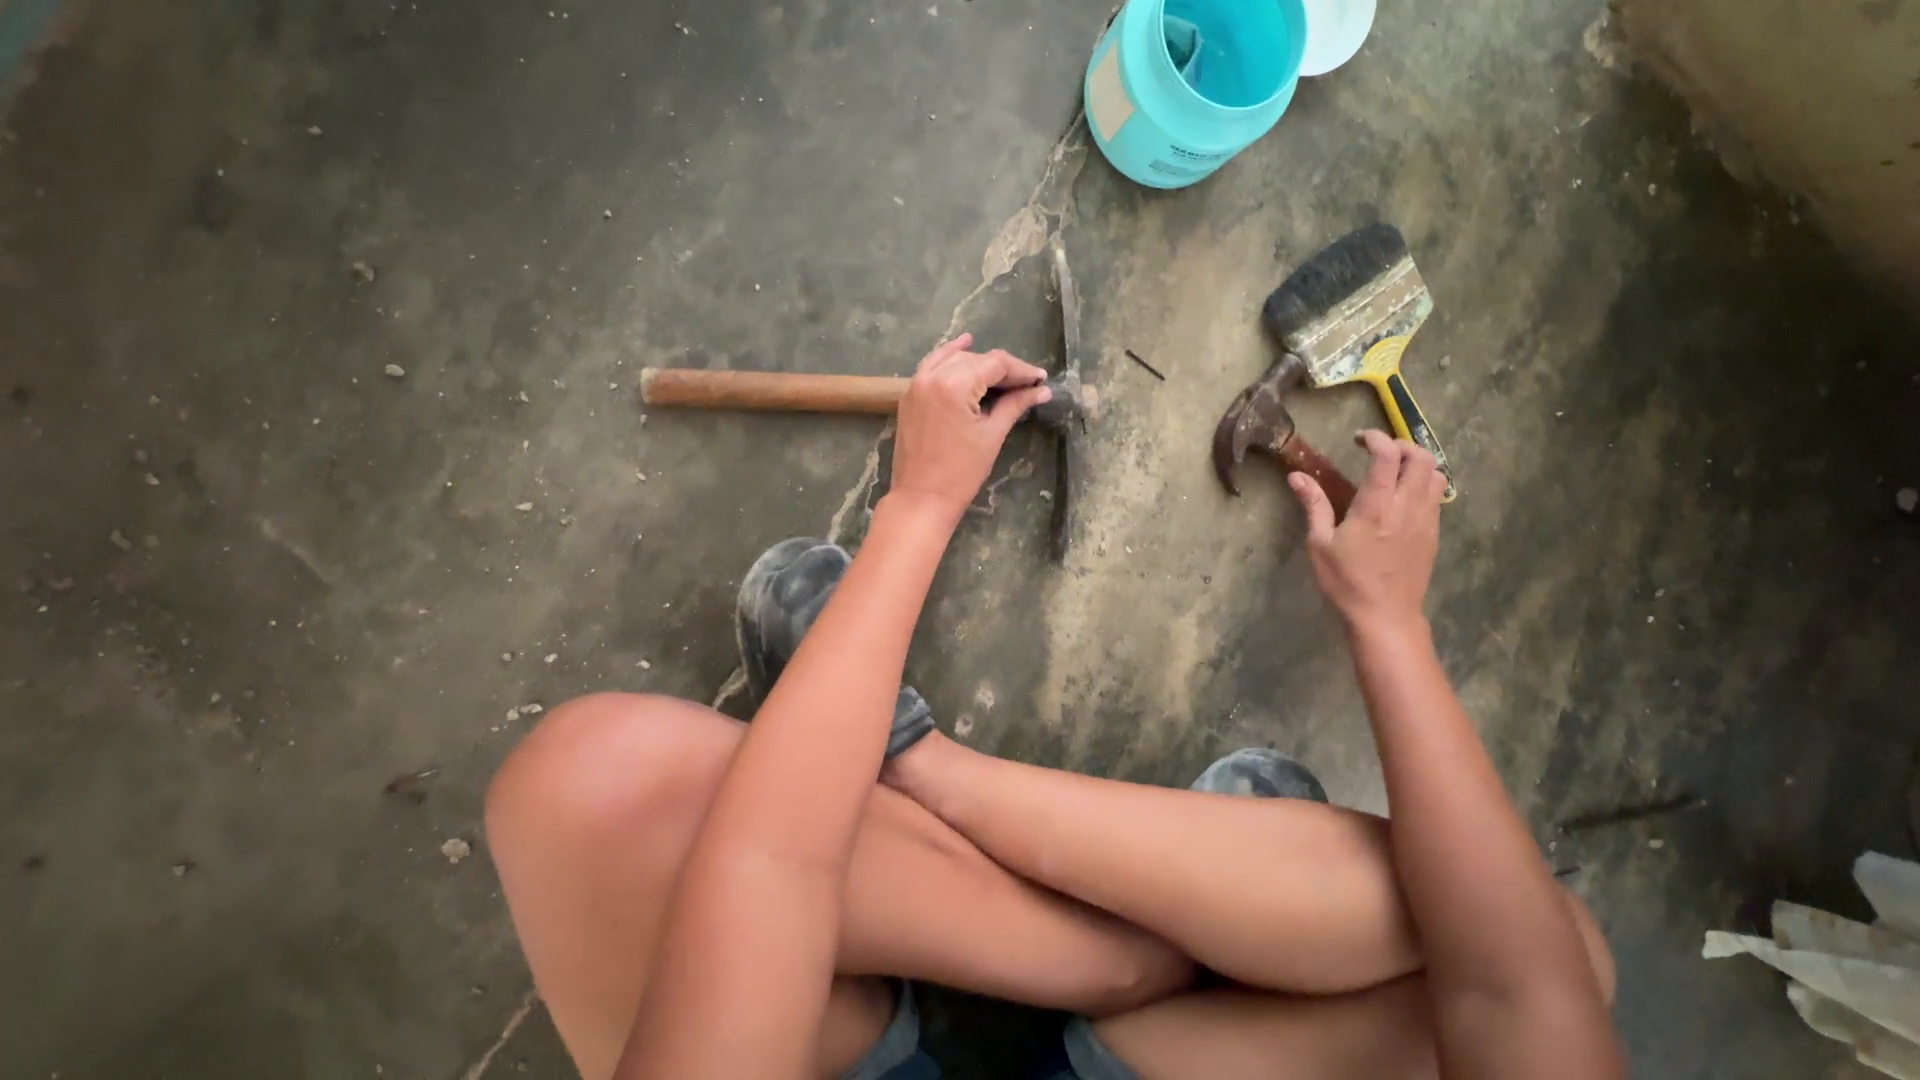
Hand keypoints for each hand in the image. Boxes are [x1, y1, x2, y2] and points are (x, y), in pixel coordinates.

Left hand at [889, 333, 1050, 519]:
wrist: (921, 498)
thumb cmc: (961, 472)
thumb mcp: (991, 436)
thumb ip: (1015, 405)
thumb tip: (1041, 391)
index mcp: (954, 385)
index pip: (995, 363)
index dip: (1021, 370)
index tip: (1040, 380)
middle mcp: (933, 376)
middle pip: (976, 359)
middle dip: (1002, 370)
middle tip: (1026, 385)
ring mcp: (917, 384)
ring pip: (954, 360)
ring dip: (978, 364)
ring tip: (1002, 376)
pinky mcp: (910, 395)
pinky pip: (932, 366)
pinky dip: (949, 356)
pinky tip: (963, 346)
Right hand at [1288, 430, 1446, 634]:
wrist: (1385, 616)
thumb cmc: (1346, 581)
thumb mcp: (1320, 544)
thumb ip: (1313, 505)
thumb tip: (1296, 476)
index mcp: (1376, 505)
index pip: (1387, 455)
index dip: (1375, 438)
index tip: (1359, 439)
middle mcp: (1407, 506)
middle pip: (1421, 457)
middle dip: (1401, 446)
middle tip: (1379, 453)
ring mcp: (1425, 519)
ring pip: (1436, 474)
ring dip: (1417, 464)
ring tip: (1395, 471)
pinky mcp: (1433, 533)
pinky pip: (1437, 497)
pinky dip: (1423, 485)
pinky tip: (1402, 498)